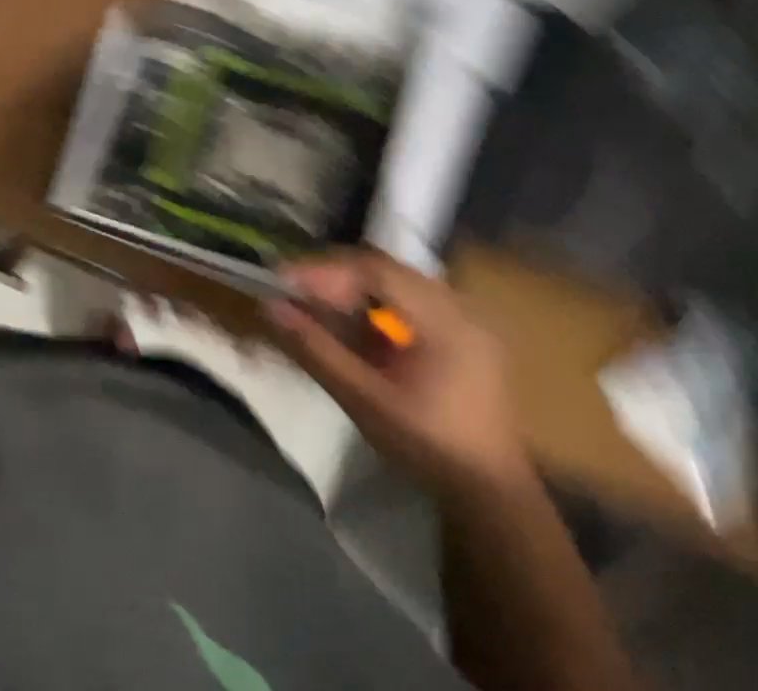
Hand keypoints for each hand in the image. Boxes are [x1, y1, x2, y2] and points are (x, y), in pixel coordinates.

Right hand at [264, 252, 532, 498]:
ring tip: (313, 306)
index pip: (377, 271)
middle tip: (291, 292)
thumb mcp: (362, 398)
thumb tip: (270, 307)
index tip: (281, 281)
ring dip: (351, 290)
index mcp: (446, 322)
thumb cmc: (425, 443)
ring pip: (396, 283)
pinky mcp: (461, 336)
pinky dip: (372, 305)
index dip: (324, 270)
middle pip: (387, 270)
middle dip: (333, 277)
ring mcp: (466, 322)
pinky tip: (349, 326)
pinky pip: (409, 302)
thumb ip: (315, 349)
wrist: (486, 487)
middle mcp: (462, 310)